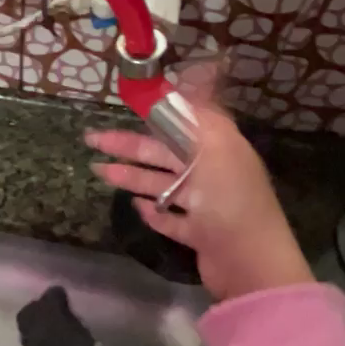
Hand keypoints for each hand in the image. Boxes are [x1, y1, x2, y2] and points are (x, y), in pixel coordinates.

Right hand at [86, 74, 313, 301]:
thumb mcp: (216, 148)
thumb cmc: (232, 202)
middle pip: (164, 154)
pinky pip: (171, 218)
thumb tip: (184, 79)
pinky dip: (153, 211)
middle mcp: (213, 173)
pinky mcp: (199, 234)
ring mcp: (206, 205)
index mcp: (219, 148)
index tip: (127, 105)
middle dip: (129, 146)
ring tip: (99, 171)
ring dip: (131, 176)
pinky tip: (134, 205)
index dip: (155, 113)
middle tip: (93, 140)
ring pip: (162, 184)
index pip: (182, 123)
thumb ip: (196, 116)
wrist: (251, 265)